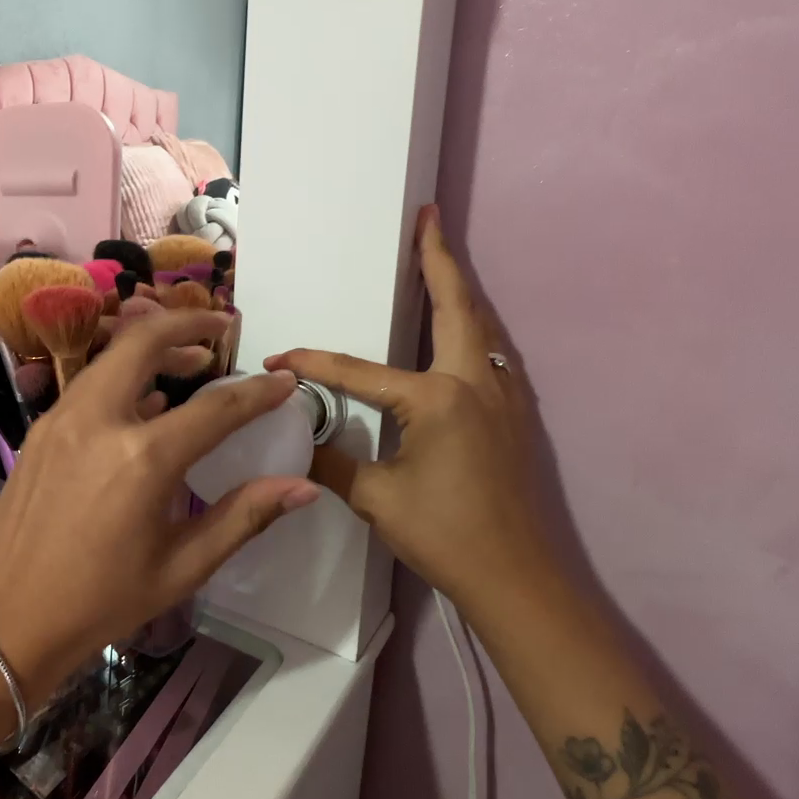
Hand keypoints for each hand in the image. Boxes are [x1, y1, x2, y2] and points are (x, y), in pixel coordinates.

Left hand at [0, 310, 322, 703]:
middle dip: (188, 323)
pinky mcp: (40, 430)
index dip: (257, 392)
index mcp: (141, 460)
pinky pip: (89, 385)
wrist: (5, 617)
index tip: (285, 382)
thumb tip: (303, 488)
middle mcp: (97, 421)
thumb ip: (244, 517)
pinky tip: (147, 399)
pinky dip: (123, 376)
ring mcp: (61, 420)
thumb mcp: (181, 568)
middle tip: (223, 327)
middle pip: (144, 341)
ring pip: (111, 357)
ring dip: (152, 345)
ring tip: (192, 359)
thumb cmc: (100, 602)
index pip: (215, 408)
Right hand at [266, 206, 554, 607]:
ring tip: (442, 260)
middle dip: (439, 257)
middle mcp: (476, 382)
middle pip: (457, 305)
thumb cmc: (446, 535)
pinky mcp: (517, 416)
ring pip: (483, 325)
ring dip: (461, 289)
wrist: (521, 582)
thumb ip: (332, 462)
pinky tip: (463, 333)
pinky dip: (475, 326)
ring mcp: (505, 397)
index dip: (313, 364)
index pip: (358, 370)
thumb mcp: (377, 499)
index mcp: (436, 398)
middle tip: (429, 217)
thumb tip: (295, 440)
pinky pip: (494, 352)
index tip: (277, 360)